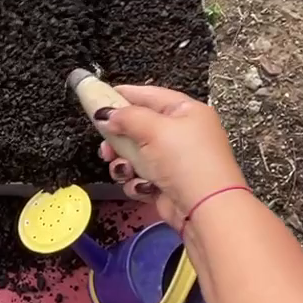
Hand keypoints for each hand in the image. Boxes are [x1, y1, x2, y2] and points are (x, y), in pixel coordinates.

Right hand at [92, 85, 248, 228]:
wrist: (203, 207)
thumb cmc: (186, 162)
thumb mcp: (154, 129)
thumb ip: (126, 116)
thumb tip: (106, 113)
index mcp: (186, 112)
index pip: (150, 96)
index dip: (124, 95)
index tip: (99, 96)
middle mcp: (181, 134)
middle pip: (137, 128)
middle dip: (118, 138)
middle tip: (106, 146)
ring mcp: (173, 160)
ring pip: (134, 154)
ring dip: (124, 163)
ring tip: (124, 170)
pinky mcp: (166, 182)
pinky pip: (139, 176)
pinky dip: (136, 182)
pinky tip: (142, 186)